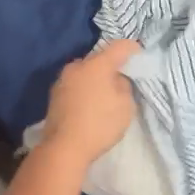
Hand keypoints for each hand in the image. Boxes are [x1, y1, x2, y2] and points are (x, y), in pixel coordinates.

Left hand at [39, 40, 140, 165]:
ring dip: (96, 77)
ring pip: (85, 72)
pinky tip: (90, 102)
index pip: (119, 47)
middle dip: (111, 65)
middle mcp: (77, 66)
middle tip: (123, 77)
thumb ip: (124, 86)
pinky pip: (76, 84)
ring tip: (105, 91)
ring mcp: (62, 80)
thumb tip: (116, 80)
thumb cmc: (100, 124)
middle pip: (99, 58)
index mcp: (97, 64)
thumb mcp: (126, 106)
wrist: (64, 147)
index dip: (132, 48)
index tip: (140, 53)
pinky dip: (85, 88)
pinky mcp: (54, 95)